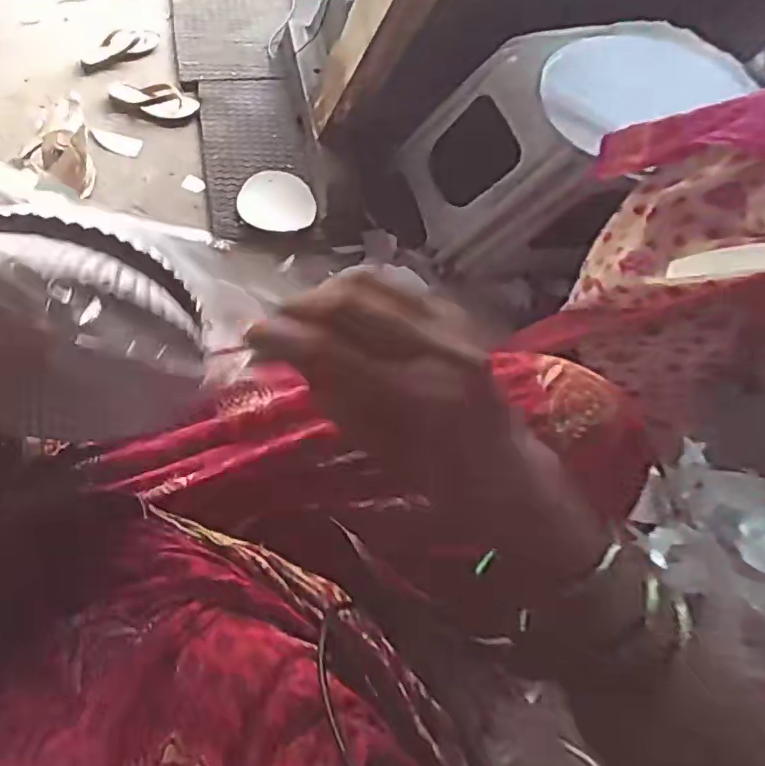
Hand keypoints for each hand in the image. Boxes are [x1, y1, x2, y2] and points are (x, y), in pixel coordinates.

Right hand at [247, 271, 609, 584]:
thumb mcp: (375, 448)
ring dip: (326, 290)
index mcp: (417, 397)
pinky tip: (341, 305)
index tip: (250, 334)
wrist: (514, 477)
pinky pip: (399, 284)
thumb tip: (285, 351)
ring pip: (374, 282)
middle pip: (349, 300)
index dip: (282, 335)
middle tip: (272, 320)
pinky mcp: (460, 317)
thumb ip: (331, 393)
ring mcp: (455, 327)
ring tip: (303, 310)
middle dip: (298, 305)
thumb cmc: (440, 483)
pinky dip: (360, 288)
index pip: (330, 347)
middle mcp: (438, 349)